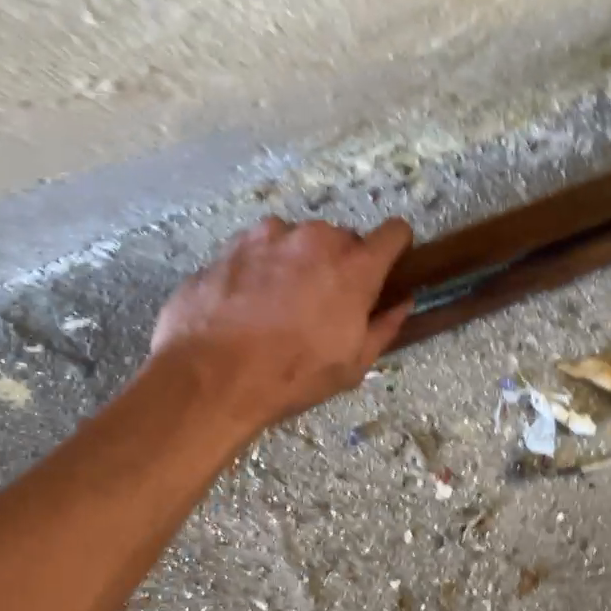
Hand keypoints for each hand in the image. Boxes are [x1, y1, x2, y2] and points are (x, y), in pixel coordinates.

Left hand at [149, 217, 413, 432]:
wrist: (208, 378)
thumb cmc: (291, 376)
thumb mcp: (351, 366)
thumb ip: (383, 326)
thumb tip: (402, 302)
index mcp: (354, 266)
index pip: (394, 232)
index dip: (395, 248)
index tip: (385, 268)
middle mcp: (315, 238)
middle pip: (342, 238)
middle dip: (339, 264)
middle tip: (323, 303)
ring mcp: (268, 236)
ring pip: (297, 240)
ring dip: (296, 262)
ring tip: (276, 304)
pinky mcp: (231, 245)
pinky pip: (258, 248)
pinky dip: (259, 267)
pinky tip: (244, 303)